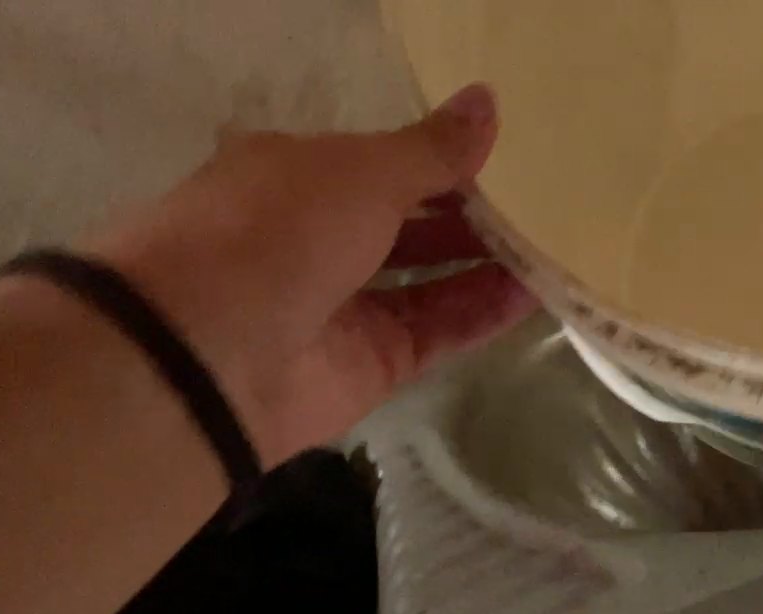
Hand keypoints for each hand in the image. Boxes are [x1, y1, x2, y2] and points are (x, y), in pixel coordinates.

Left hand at [86, 83, 535, 462]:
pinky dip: (483, 315)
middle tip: (542, 213)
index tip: (510, 162)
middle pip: (416, 228)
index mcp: (301, 178)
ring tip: (551, 254)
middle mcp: (325, 240)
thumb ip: (432, 152)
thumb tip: (489, 103)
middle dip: (475, 221)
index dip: (447, 164)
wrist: (211, 353)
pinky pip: (441, 330)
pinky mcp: (379, 360)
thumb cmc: (276, 233)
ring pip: (434, 282)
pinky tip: (531, 298)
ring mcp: (353, 305)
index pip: (388, 167)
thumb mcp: (359, 174)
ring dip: (488, 269)